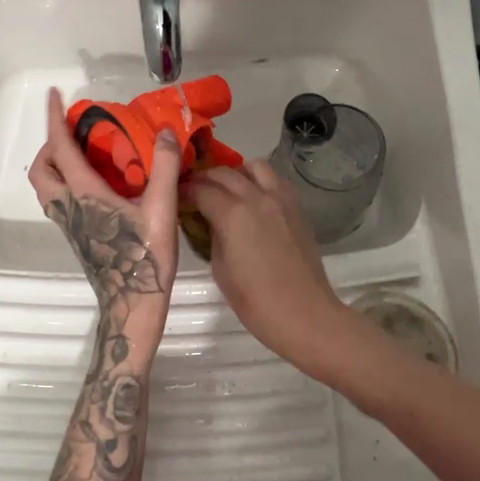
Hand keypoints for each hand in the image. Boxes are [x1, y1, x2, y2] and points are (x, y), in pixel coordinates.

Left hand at [28, 88, 181, 317]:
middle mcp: (69, 206)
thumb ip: (165, 167)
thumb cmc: (144, 258)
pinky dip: (67, 181)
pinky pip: (60, 200)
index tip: (54, 95)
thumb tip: (167, 132)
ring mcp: (70, 224)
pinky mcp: (78, 236)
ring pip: (46, 187)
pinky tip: (99, 184)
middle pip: (41, 169)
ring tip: (85, 153)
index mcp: (84, 194)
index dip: (55, 119)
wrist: (132, 306)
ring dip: (55, 164)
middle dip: (50, 145)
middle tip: (74, 132)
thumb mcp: (161, 209)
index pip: (60, 148)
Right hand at [187, 162, 361, 371]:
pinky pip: (274, 180)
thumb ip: (211, 236)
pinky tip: (252, 200)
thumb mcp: (220, 269)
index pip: (201, 189)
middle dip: (205, 179)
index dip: (184, 191)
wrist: (304, 313)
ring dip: (236, 173)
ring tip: (227, 190)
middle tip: (194, 192)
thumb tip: (208, 221)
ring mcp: (280, 199)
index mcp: (233, 214)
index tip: (175, 197)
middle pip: (224, 173)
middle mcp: (257, 197)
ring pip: (254, 166)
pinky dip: (258, 181)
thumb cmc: (255, 301)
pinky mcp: (296, 207)